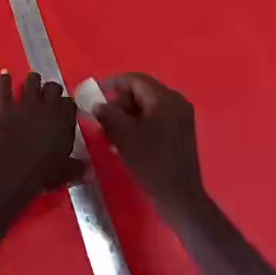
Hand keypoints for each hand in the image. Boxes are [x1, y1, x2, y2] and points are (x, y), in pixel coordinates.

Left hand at [0, 72, 85, 199]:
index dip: (67, 104)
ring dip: (32, 80)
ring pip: (31, 82)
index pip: (70, 103)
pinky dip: (4, 80)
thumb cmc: (42, 172)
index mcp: (64, 120)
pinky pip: (4, 89)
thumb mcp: (65, 172)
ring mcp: (25, 105)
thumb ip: (77, 167)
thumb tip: (88, 170)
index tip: (64, 107)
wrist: (12, 170)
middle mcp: (47, 108)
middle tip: (49, 94)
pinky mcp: (6, 108)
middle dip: (51, 89)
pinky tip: (4, 74)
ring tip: (32, 81)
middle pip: (52, 87)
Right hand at [91, 73, 206, 211]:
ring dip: (127, 114)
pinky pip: (156, 117)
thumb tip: (98, 104)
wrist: (179, 195)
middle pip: (142, 91)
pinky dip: (139, 123)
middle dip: (119, 102)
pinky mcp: (181, 130)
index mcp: (165, 99)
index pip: (135, 80)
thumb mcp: (124, 135)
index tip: (94, 92)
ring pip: (148, 105)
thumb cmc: (150, 162)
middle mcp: (176, 102)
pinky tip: (125, 139)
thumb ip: (108, 114)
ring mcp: (181, 116)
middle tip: (101, 117)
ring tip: (110, 131)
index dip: (112, 83)